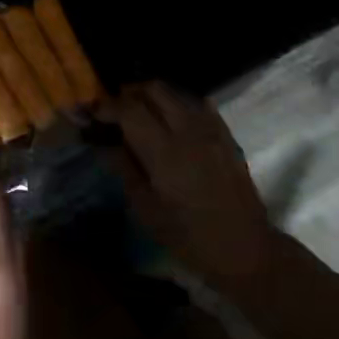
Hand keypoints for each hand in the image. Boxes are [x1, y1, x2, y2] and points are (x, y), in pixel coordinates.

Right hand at [113, 82, 279, 283]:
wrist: (245, 248)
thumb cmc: (188, 236)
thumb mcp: (145, 209)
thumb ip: (124, 168)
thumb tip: (105, 143)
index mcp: (165, 152)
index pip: (129, 109)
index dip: (107, 106)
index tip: (92, 113)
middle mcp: (189, 132)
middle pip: (155, 90)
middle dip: (130, 93)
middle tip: (115, 109)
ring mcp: (212, 131)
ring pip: (178, 93)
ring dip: (154, 96)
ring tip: (140, 112)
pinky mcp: (227, 136)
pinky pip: (199, 105)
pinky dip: (179, 104)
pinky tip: (171, 120)